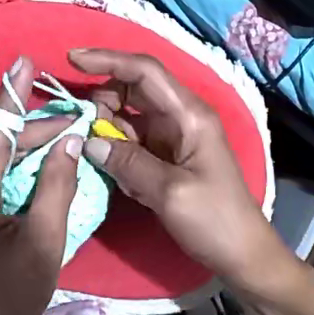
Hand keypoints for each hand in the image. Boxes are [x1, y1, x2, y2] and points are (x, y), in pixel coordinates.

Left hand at [0, 56, 80, 314]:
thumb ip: (57, 186)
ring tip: (64, 129)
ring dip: (26, 140)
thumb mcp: (45, 242)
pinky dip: (15, 157)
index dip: (11, 99)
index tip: (23, 62)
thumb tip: (71, 140)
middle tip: (75, 118)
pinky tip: (41, 151)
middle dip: (33, 127)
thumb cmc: (15, 295)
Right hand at [68, 48, 298, 292]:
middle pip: (133, 88)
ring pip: (128, 115)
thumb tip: (88, 142)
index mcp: (189, 114)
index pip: (145, 71)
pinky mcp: (164, 157)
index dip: (109, 60)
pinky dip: (116, 150)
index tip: (72, 59)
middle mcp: (179, 117)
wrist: (241, 255)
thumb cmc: (214, 219)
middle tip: (81, 125)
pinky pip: (131, 141)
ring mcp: (171, 136)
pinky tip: (115, 175)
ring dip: (106, 128)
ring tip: (94, 154)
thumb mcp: (169, 192)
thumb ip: (127, 162)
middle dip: (103, 98)